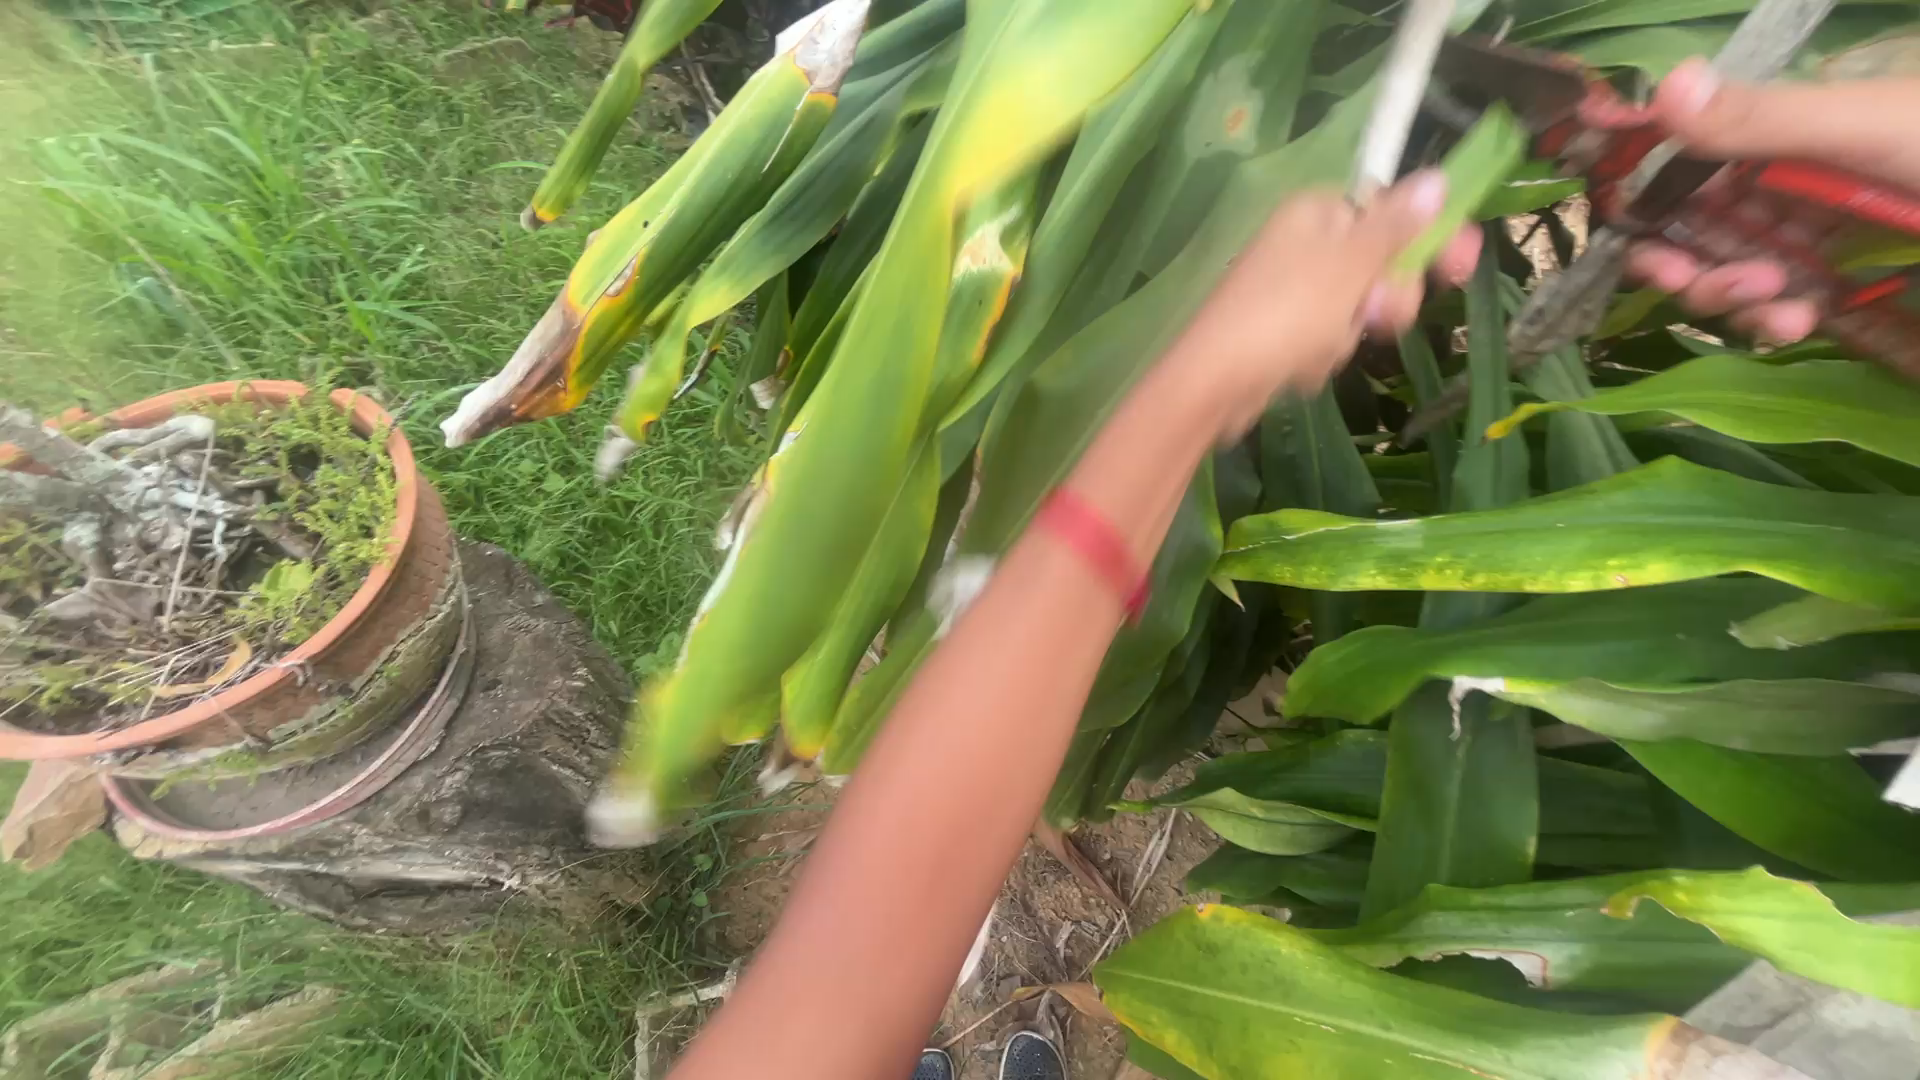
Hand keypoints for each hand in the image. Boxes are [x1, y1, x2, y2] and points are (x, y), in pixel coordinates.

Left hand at [1170, 171, 1480, 437]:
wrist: (1213, 384)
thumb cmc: (1283, 316)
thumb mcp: (1349, 265)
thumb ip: (1395, 225)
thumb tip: (1437, 177)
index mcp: (1315, 214)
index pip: (1389, 210)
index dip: (1427, 238)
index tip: (1459, 268)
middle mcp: (1299, 245)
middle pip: (1377, 264)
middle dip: (1380, 299)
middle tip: (1371, 315)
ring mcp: (1286, 292)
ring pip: (1353, 310)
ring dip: (1345, 335)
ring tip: (1316, 347)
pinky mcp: (1276, 334)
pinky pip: (1321, 340)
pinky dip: (1316, 357)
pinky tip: (1296, 368)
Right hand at [1594, 60, 1919, 344]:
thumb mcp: (1872, 128)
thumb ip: (1765, 117)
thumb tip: (1662, 86)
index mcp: (1789, 140)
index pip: (1682, 176)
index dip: (1644, 209)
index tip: (1632, 237)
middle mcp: (1786, 189)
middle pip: (1689, 236)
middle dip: (1682, 265)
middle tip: (1692, 279)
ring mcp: (1809, 240)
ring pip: (1720, 277)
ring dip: (1726, 297)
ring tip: (1771, 302)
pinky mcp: (1833, 284)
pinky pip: (1769, 309)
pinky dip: (1769, 321)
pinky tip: (1791, 324)